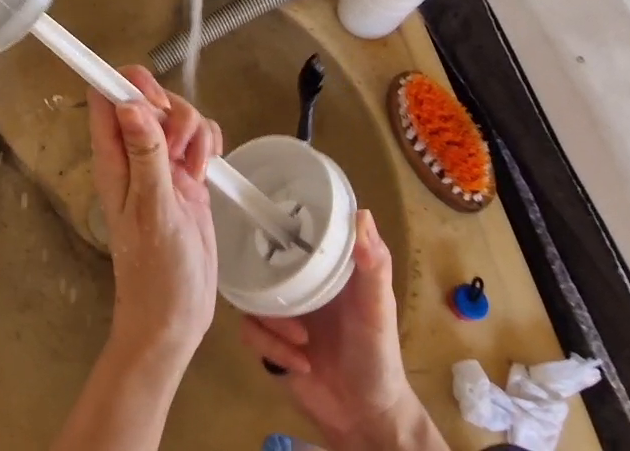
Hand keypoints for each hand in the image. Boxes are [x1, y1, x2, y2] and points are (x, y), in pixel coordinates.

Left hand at [88, 65, 222, 368]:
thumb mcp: (152, 210)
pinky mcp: (187, 176)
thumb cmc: (156, 270)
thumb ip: (145, 156)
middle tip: (180, 148)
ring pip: (178, 116)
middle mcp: (135, 154)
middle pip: (149, 97)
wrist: (176, 315)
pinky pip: (198, 138)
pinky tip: (210, 171)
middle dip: (173, 110)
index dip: (130, 86)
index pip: (107, 96)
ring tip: (197, 169)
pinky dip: (209, 144)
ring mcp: (162, 164)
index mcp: (113, 158)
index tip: (156, 105)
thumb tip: (128, 104)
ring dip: (195, 130)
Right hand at [241, 211, 444, 450]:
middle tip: (276, 285)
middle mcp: (298, 286)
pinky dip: (272, 348)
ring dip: (273, 321)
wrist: (365, 417)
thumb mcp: (379, 309)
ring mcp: (280, 312)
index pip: (296, 234)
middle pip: (262, 262)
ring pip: (251, 297)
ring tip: (300, 339)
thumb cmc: (378, 356)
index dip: (283, 222)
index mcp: (324, 270)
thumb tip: (362, 214)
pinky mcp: (268, 341)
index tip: (271, 212)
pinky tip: (299, 364)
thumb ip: (374, 266)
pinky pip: (250, 332)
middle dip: (265, 276)